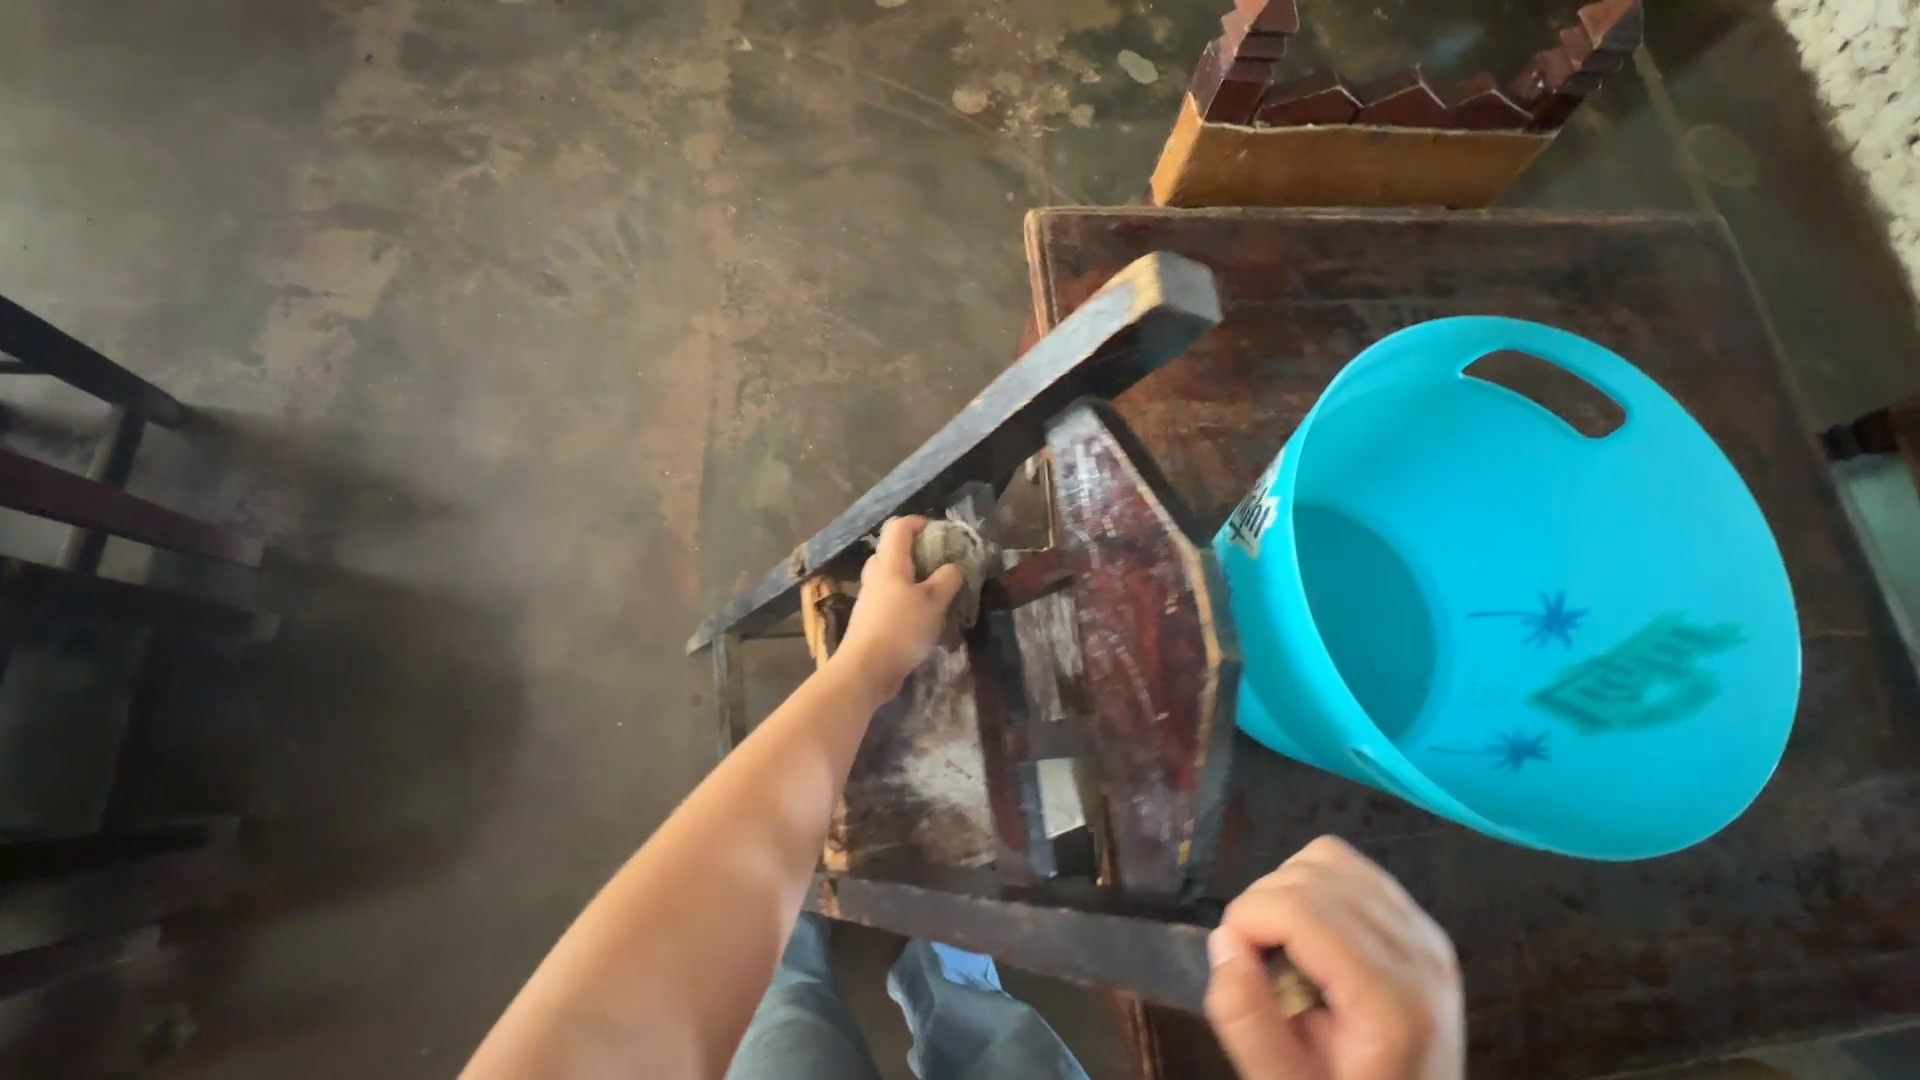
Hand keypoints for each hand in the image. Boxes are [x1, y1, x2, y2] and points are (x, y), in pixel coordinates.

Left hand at [830, 517, 964, 703]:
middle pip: (890, 552)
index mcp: (889, 564)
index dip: (917, 522)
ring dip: (911, 580)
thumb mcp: (933, 602)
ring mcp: (869, 600)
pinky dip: (905, 602)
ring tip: (935, 593)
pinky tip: (922, 619)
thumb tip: (954, 566)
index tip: (937, 530)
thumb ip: (947, 580)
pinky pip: (889, 601)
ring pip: (889, 579)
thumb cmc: (901, 628)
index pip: (898, 528)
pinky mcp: (870, 621)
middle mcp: (875, 577)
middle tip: (938, 564)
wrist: (866, 669)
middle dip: (914, 553)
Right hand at [1205, 836, 1462, 1079]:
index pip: (1300, 907)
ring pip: (1325, 859)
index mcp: (1394, 1001)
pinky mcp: (1419, 922)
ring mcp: (1425, 931)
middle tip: (1254, 966)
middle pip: (1308, 877)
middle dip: (1259, 907)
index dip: (1246, 920)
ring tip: (1282, 949)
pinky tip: (1310, 934)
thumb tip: (1223, 939)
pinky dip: (1311, 884)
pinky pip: (1348, 866)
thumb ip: (1248, 1024)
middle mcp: (1420, 953)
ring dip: (1283, 892)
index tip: (1234, 965)